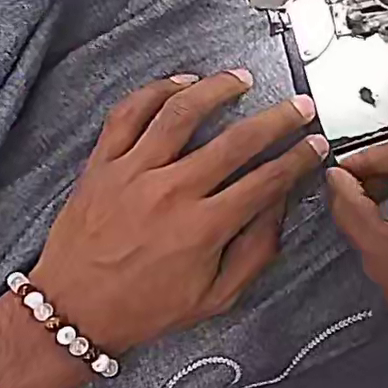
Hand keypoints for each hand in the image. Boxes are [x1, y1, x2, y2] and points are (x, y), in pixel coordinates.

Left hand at [20, 68, 326, 359]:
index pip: (266, 180)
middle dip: (277, 119)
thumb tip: (278, 208)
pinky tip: (180, 83)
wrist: (74, 309)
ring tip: (241, 79)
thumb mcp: (214, 298)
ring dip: (218, 89)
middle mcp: (171, 192)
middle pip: (236, 140)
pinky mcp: (103, 163)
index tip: (313, 145)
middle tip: (297, 107)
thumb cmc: (143, 307)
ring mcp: (134, 172)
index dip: (298, 159)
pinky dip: (156, 90)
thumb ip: (254, 253)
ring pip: (182, 112)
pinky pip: (129, 113)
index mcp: (203, 228)